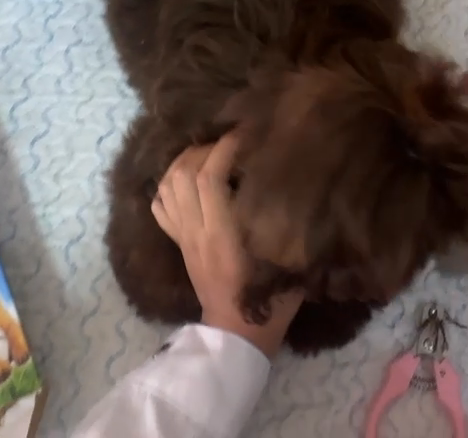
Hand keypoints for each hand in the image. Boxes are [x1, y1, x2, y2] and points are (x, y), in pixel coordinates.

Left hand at [150, 133, 301, 356]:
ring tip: (209, 149)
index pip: (210, 179)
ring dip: (185, 160)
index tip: (248, 132)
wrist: (237, 335)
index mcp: (224, 235)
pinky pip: (160, 205)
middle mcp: (197, 232)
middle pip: (184, 175)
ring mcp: (183, 238)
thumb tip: (307, 181)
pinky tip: (190, 175)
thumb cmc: (272, 299)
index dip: (225, 148)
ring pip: (168, 186)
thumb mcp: (291, 260)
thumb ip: (292, 223)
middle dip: (205, 147)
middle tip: (231, 138)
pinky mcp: (178, 244)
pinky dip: (169, 182)